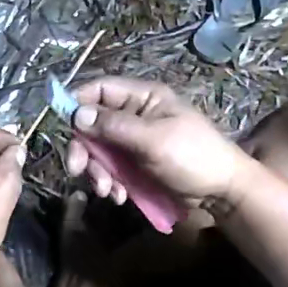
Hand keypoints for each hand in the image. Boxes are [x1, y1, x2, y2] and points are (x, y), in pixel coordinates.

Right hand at [61, 78, 254, 208]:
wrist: (223, 193)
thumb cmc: (193, 156)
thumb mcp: (153, 139)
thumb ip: (114, 126)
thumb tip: (77, 113)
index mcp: (144, 98)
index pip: (101, 89)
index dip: (79, 103)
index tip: (64, 125)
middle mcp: (136, 116)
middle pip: (93, 124)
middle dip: (85, 149)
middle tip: (77, 170)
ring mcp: (135, 142)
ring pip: (100, 151)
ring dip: (98, 172)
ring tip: (109, 191)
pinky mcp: (137, 165)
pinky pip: (112, 170)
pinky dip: (111, 183)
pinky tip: (121, 197)